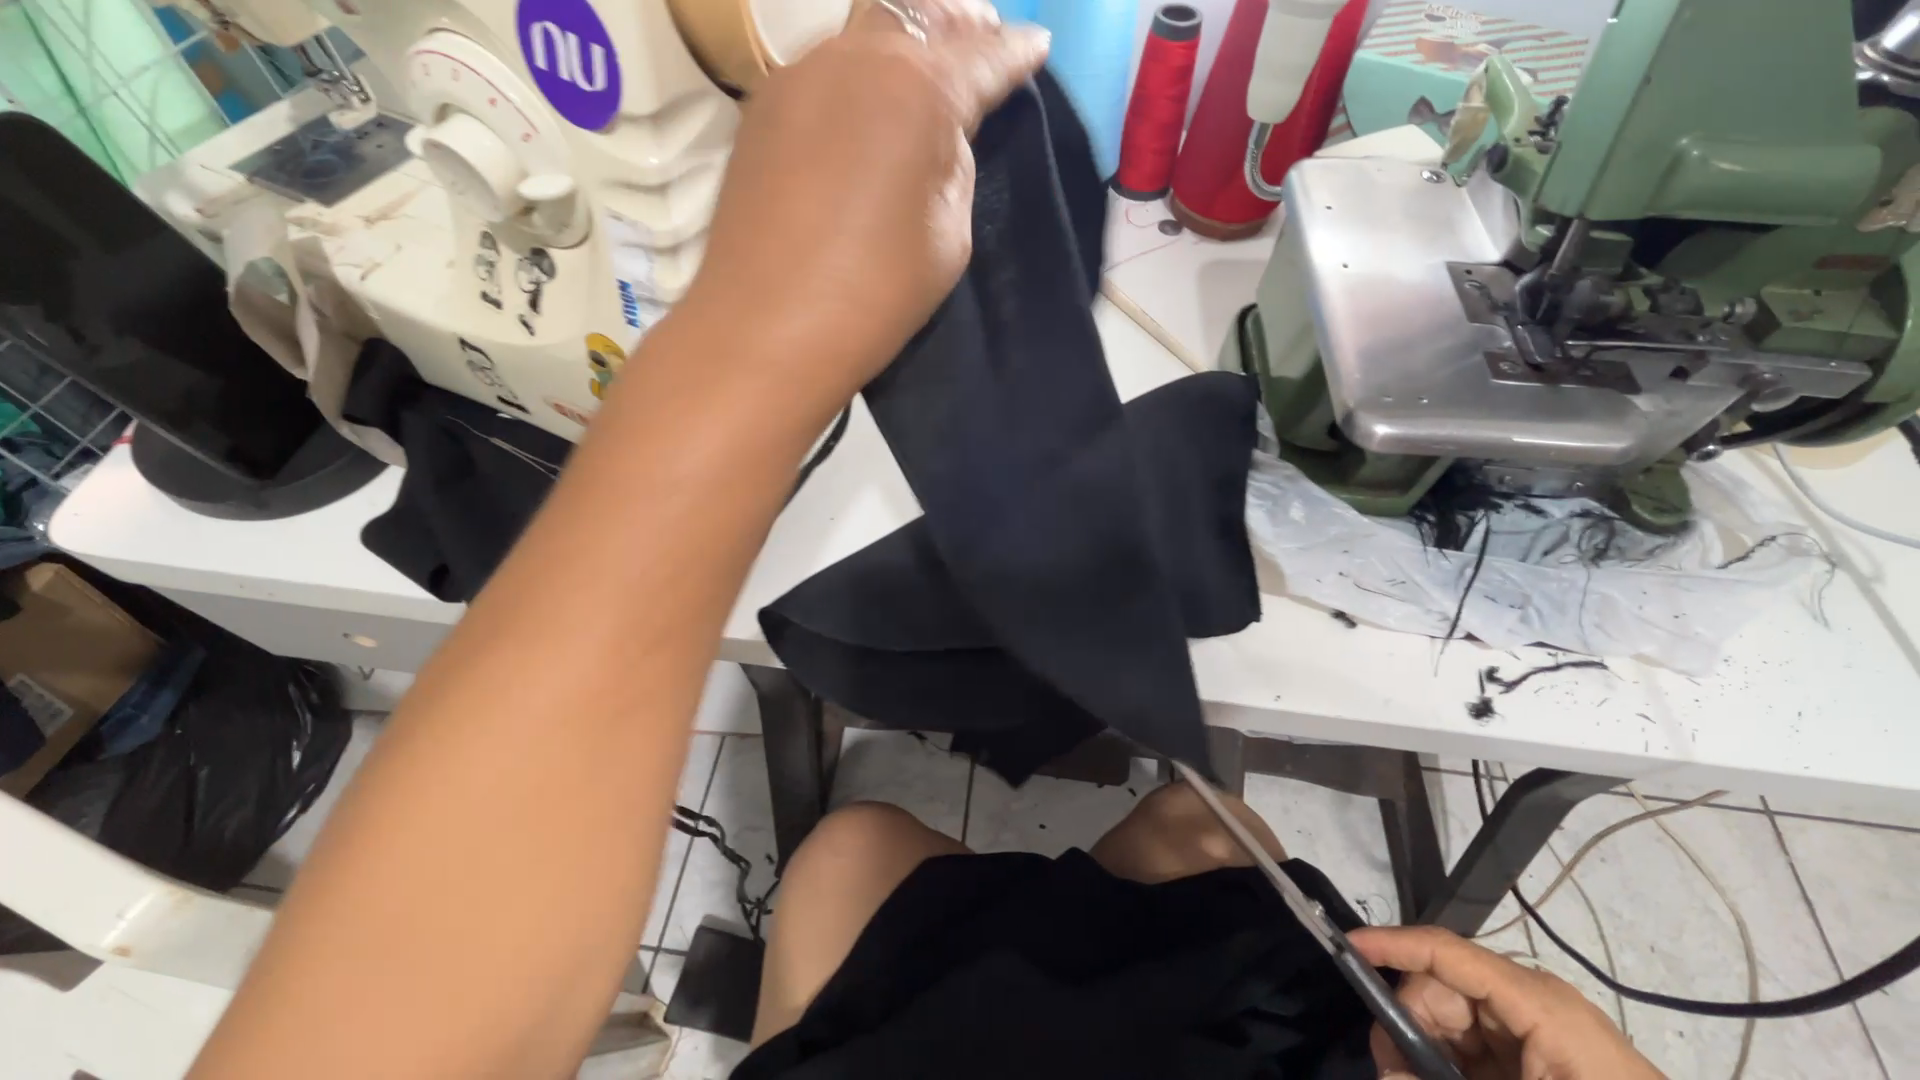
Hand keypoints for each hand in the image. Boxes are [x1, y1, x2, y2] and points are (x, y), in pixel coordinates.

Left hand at [682, 0, 1049, 406]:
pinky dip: (859, 73)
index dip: (1015, 53)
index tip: (1036, 46)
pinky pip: (825, 69)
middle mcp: (855, 59)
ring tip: (928, 62)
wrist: (765, 329)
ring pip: (864, 33)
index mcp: (917, 90)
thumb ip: (952, 167)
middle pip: (918, 18)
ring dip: (905, 40)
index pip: (982, 57)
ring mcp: (799, 76)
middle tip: (986, 32)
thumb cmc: (874, 294)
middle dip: (960, 24)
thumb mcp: (949, 236)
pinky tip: (868, 102)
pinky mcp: (762, 107)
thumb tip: (937, 136)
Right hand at [1349, 926, 1665, 1079]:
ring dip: (1423, 1048)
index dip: (1392, 944)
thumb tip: (1386, 1072)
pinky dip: (1447, 1063)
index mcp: (1535, 1002)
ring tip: (1412, 1077)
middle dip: (1406, 1022)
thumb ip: (1440, 1079)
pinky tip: (1442, 1078)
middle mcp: (1530, 1002)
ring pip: (1449, 1017)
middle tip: (1392, 1071)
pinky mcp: (1537, 1057)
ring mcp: (1534, 1030)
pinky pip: (1472, 1045)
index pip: (1447, 952)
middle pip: (1440, 986)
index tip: (1345, 950)